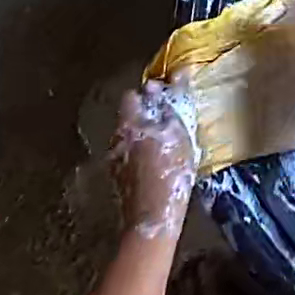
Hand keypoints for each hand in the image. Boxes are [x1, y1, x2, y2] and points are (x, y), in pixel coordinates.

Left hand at [110, 76, 195, 239]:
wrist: (152, 220)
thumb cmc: (170, 174)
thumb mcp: (180, 135)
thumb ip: (176, 103)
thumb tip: (177, 74)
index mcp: (129, 122)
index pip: (133, 96)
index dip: (150, 94)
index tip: (167, 99)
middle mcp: (116, 136)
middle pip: (129, 115)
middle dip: (146, 114)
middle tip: (168, 122)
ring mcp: (114, 158)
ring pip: (128, 135)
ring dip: (142, 133)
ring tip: (163, 144)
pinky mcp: (117, 176)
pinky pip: (128, 153)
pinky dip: (139, 152)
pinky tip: (155, 163)